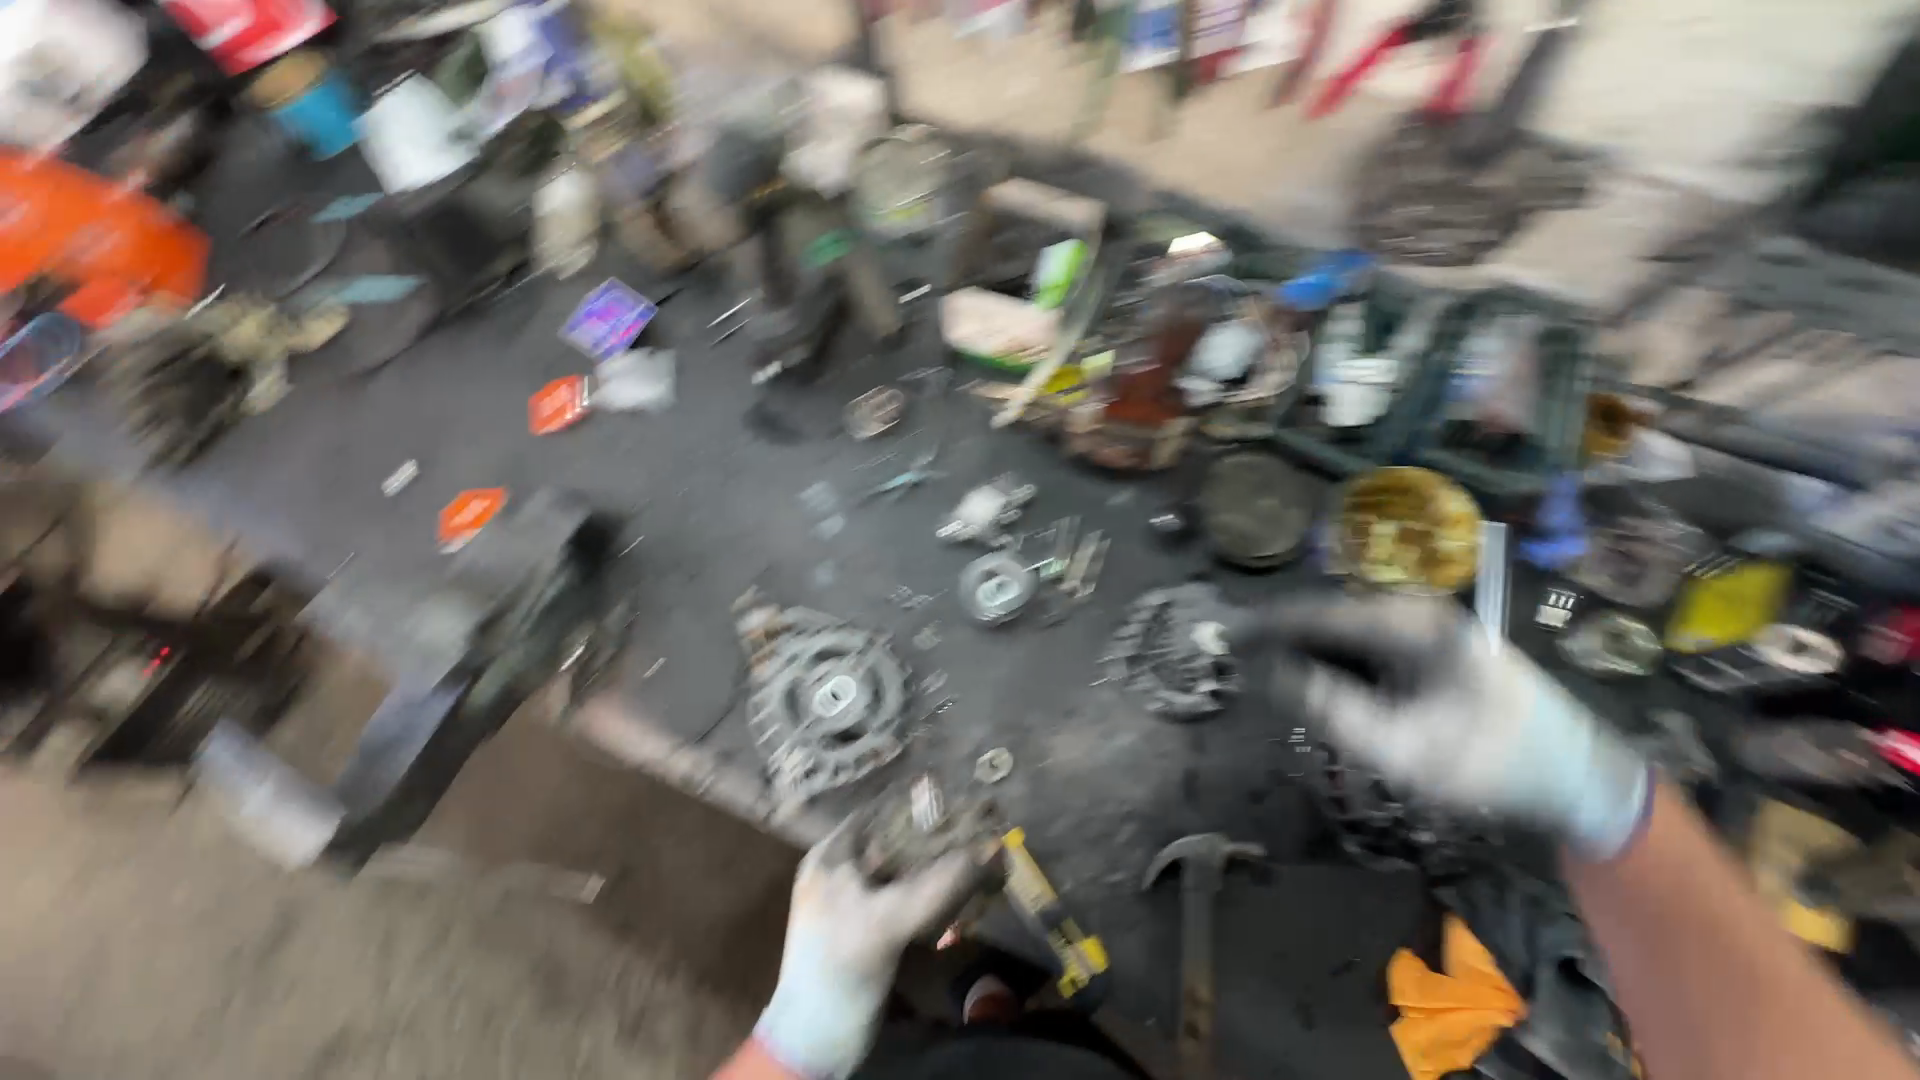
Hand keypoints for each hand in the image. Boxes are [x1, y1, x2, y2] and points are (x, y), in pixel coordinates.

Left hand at [755, 817, 992, 1078]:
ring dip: (942, 868)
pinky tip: (966, 901)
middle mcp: (843, 869)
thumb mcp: (886, 922)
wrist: (815, 1042)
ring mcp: (858, 901)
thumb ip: (936, 885)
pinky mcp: (874, 931)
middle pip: (898, 841)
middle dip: (938, 839)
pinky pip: (911, 901)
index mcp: (832, 855)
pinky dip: (937, 898)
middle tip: (980, 832)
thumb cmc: (838, 970)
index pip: (880, 812)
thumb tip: (989, 849)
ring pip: (908, 871)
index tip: (962, 803)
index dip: (919, 806)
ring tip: (982, 862)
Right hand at [1228, 592, 1651, 860]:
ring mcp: (1427, 628)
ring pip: (1346, 633)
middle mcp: (1418, 612)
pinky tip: (1318, 684)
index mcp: (1415, 625)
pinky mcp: (1430, 647)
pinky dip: (1336, 663)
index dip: (1268, 626)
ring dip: (1308, 652)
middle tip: (1242, 661)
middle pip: (1331, 618)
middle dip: (1284, 639)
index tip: (1227, 636)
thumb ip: (1334, 711)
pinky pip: (1367, 647)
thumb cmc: (1492, 764)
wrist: (1578, 777)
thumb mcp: (1405, 750)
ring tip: (1268, 672)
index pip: (1320, 614)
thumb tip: (1274, 675)